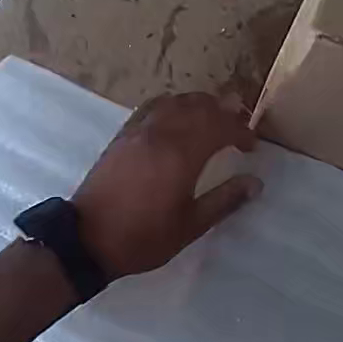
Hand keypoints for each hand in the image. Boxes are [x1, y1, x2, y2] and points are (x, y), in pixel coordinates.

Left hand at [73, 92, 262, 278]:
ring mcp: (139, 131)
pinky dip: (173, 106)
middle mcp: (161, 134)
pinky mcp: (123, 135)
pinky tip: (178, 118)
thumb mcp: (192, 225)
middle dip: (226, 112)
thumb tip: (255, 183)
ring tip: (213, 119)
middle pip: (201, 106)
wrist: (87, 240)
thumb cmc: (144, 236)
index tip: (251, 147)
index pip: (221, 126)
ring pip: (176, 101)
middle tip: (239, 127)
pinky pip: (153, 106)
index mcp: (182, 155)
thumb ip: (225, 199)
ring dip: (201, 105)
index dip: (241, 132)